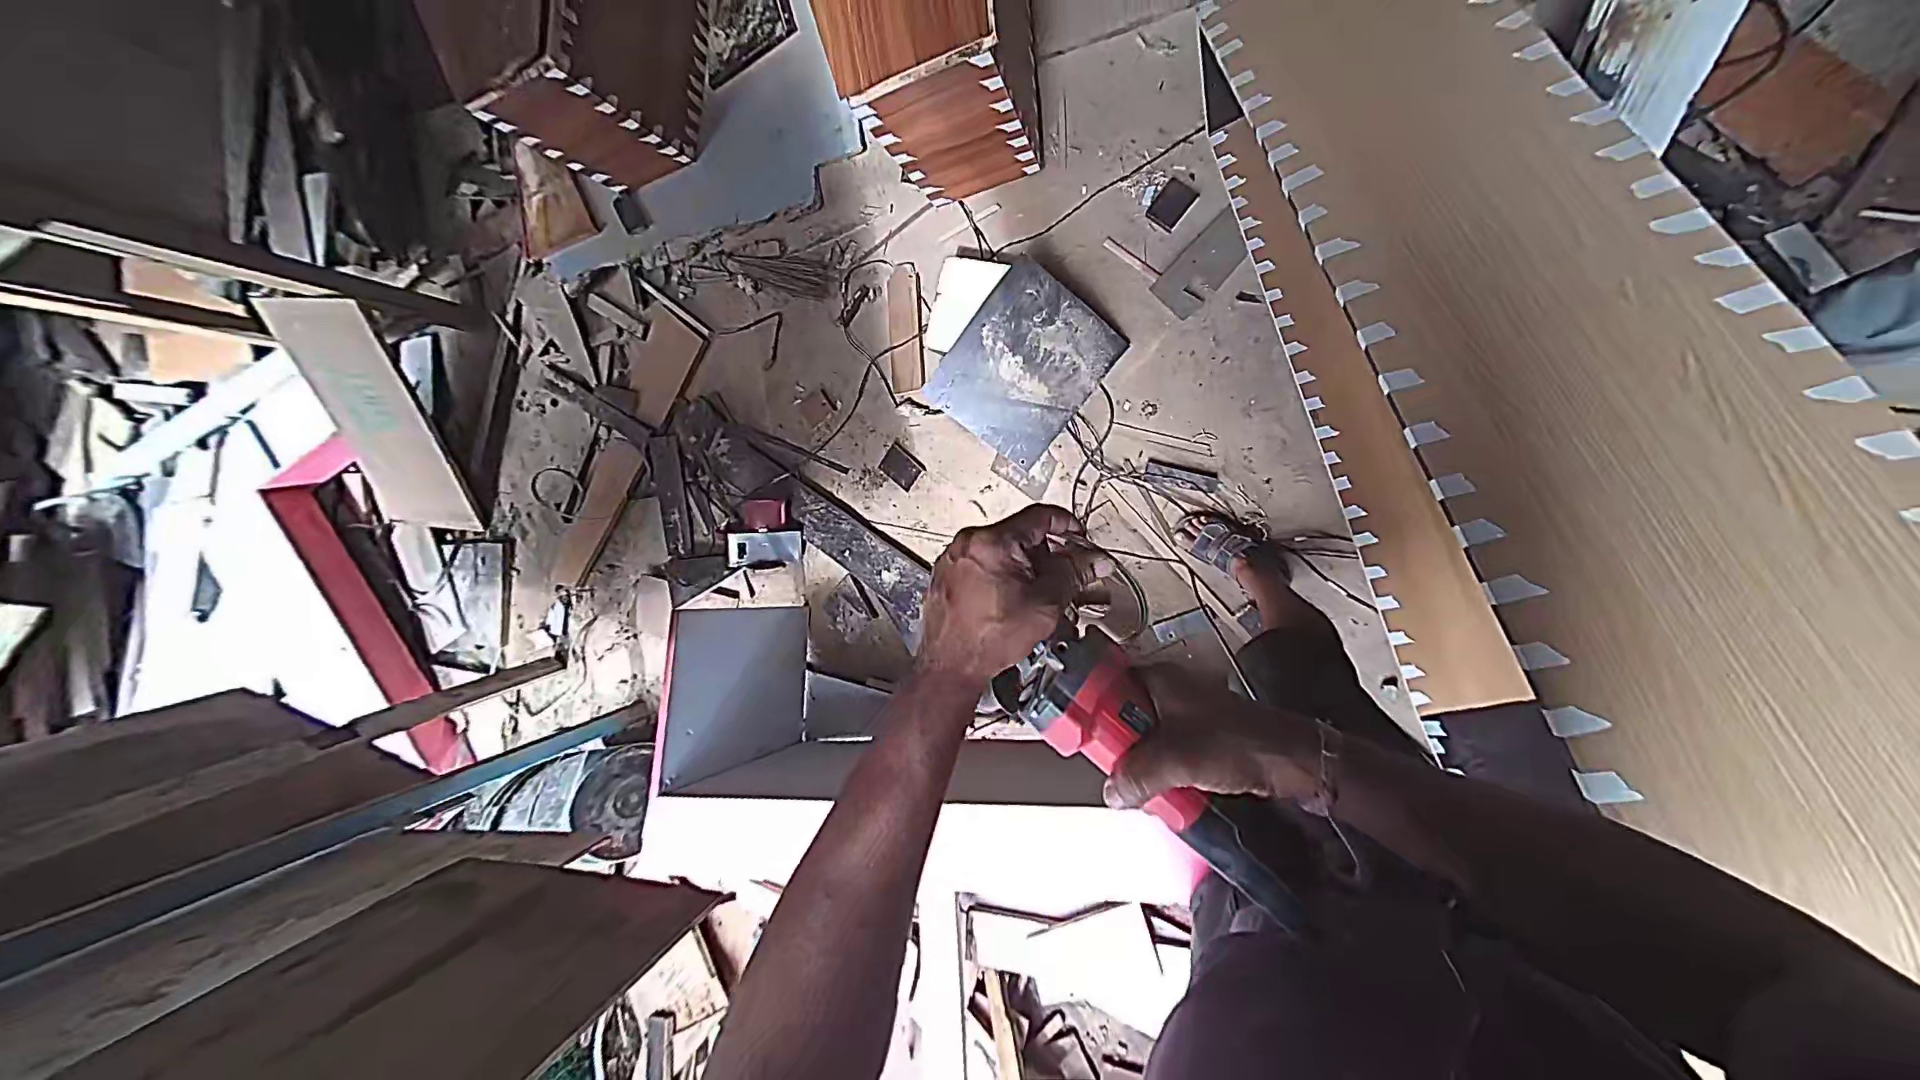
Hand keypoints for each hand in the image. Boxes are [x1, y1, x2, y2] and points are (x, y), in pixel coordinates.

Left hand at [918, 504, 1089, 683]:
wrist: (951, 667)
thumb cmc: (986, 641)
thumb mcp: (1045, 604)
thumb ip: (1072, 574)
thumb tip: (1091, 560)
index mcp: (991, 542)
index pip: (1039, 516)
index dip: (1067, 525)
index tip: (1078, 536)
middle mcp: (967, 544)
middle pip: (1020, 535)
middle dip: (1048, 555)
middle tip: (1065, 573)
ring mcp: (954, 558)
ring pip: (1002, 552)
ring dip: (1027, 568)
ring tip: (1041, 594)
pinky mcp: (948, 574)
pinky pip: (984, 565)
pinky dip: (1004, 576)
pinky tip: (1017, 600)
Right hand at [1104, 664, 1331, 810]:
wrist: (1294, 762)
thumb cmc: (1242, 743)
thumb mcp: (1178, 759)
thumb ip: (1137, 775)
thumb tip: (1112, 791)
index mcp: (1157, 679)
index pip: (1108, 685)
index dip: (1093, 711)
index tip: (1086, 737)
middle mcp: (1167, 692)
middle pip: (1123, 717)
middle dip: (1119, 748)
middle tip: (1119, 771)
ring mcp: (1184, 714)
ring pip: (1144, 738)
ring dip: (1141, 765)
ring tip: (1145, 786)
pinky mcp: (1198, 736)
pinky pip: (1165, 753)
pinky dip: (1162, 771)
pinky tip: (1169, 789)